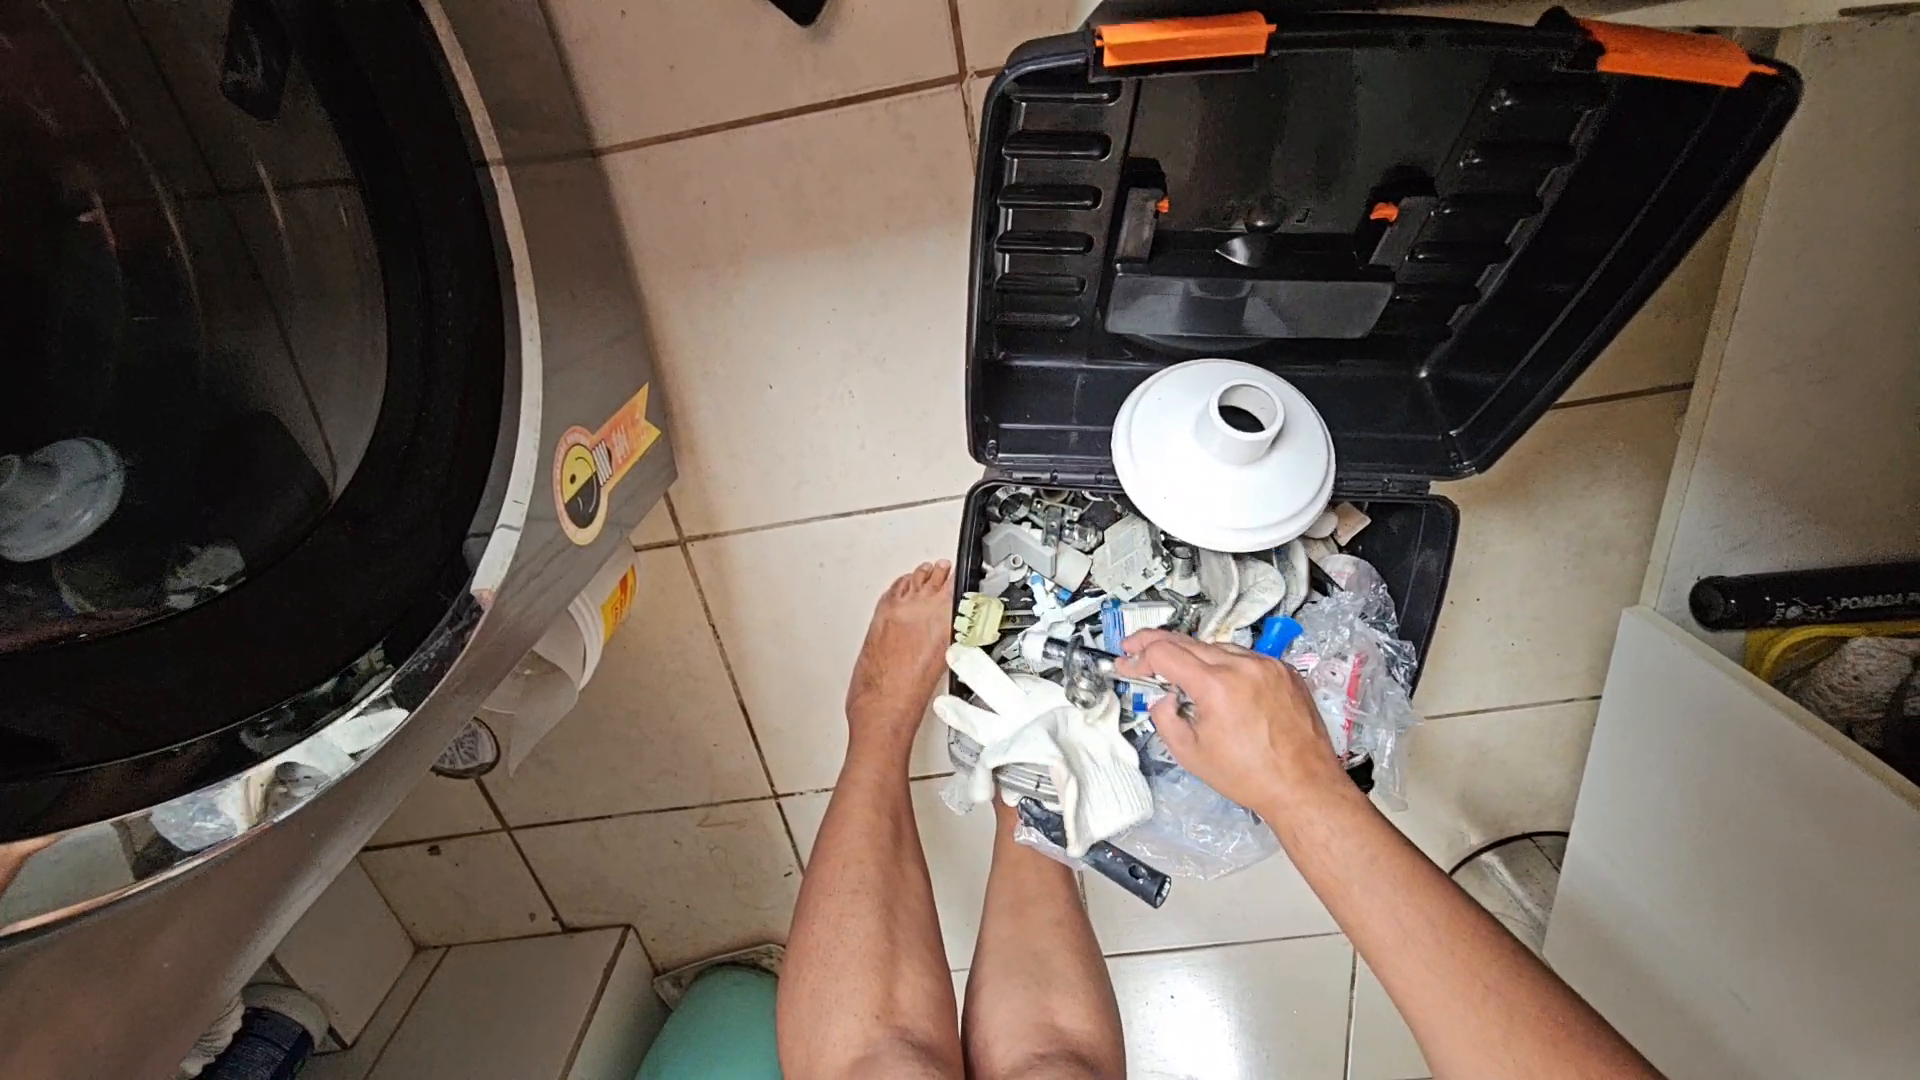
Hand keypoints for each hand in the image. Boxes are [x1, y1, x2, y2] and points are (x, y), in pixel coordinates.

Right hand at [1115, 629, 1347, 812]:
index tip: (1126, 662)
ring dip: (1193, 656)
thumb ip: (1164, 717)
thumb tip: (1163, 697)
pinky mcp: (1285, 671)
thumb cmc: (1249, 776)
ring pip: (1216, 647)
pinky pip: (1244, 657)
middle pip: (1187, 642)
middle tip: (1136, 648)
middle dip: (1156, 644)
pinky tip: (1219, 683)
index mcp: (1216, 686)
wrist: (1305, 787)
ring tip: (1181, 674)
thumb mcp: (1189, 753)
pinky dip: (1225, 664)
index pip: (1164, 653)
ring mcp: (1267, 665)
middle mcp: (1242, 666)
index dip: (1138, 655)